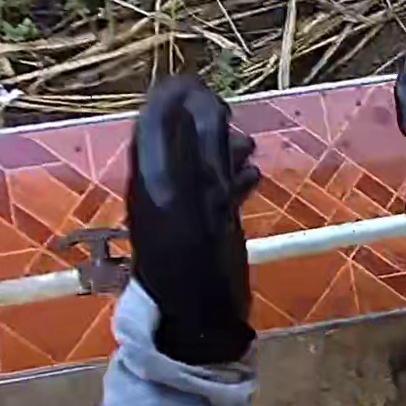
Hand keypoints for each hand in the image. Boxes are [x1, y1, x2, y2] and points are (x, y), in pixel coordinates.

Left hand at [127, 75, 259, 364]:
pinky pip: (224, 189)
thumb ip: (189, 152)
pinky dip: (238, 178)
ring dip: (226, 151)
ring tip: (248, 148)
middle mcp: (167, 188)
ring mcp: (191, 208)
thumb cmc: (188, 261)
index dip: (175, 101)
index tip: (203, 88)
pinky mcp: (212, 225)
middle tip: (231, 118)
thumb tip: (193, 100)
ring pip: (207, 164)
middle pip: (184, 141)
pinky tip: (254, 177)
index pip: (156, 125)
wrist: (197, 318)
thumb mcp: (185, 200)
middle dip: (207, 124)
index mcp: (151, 179)